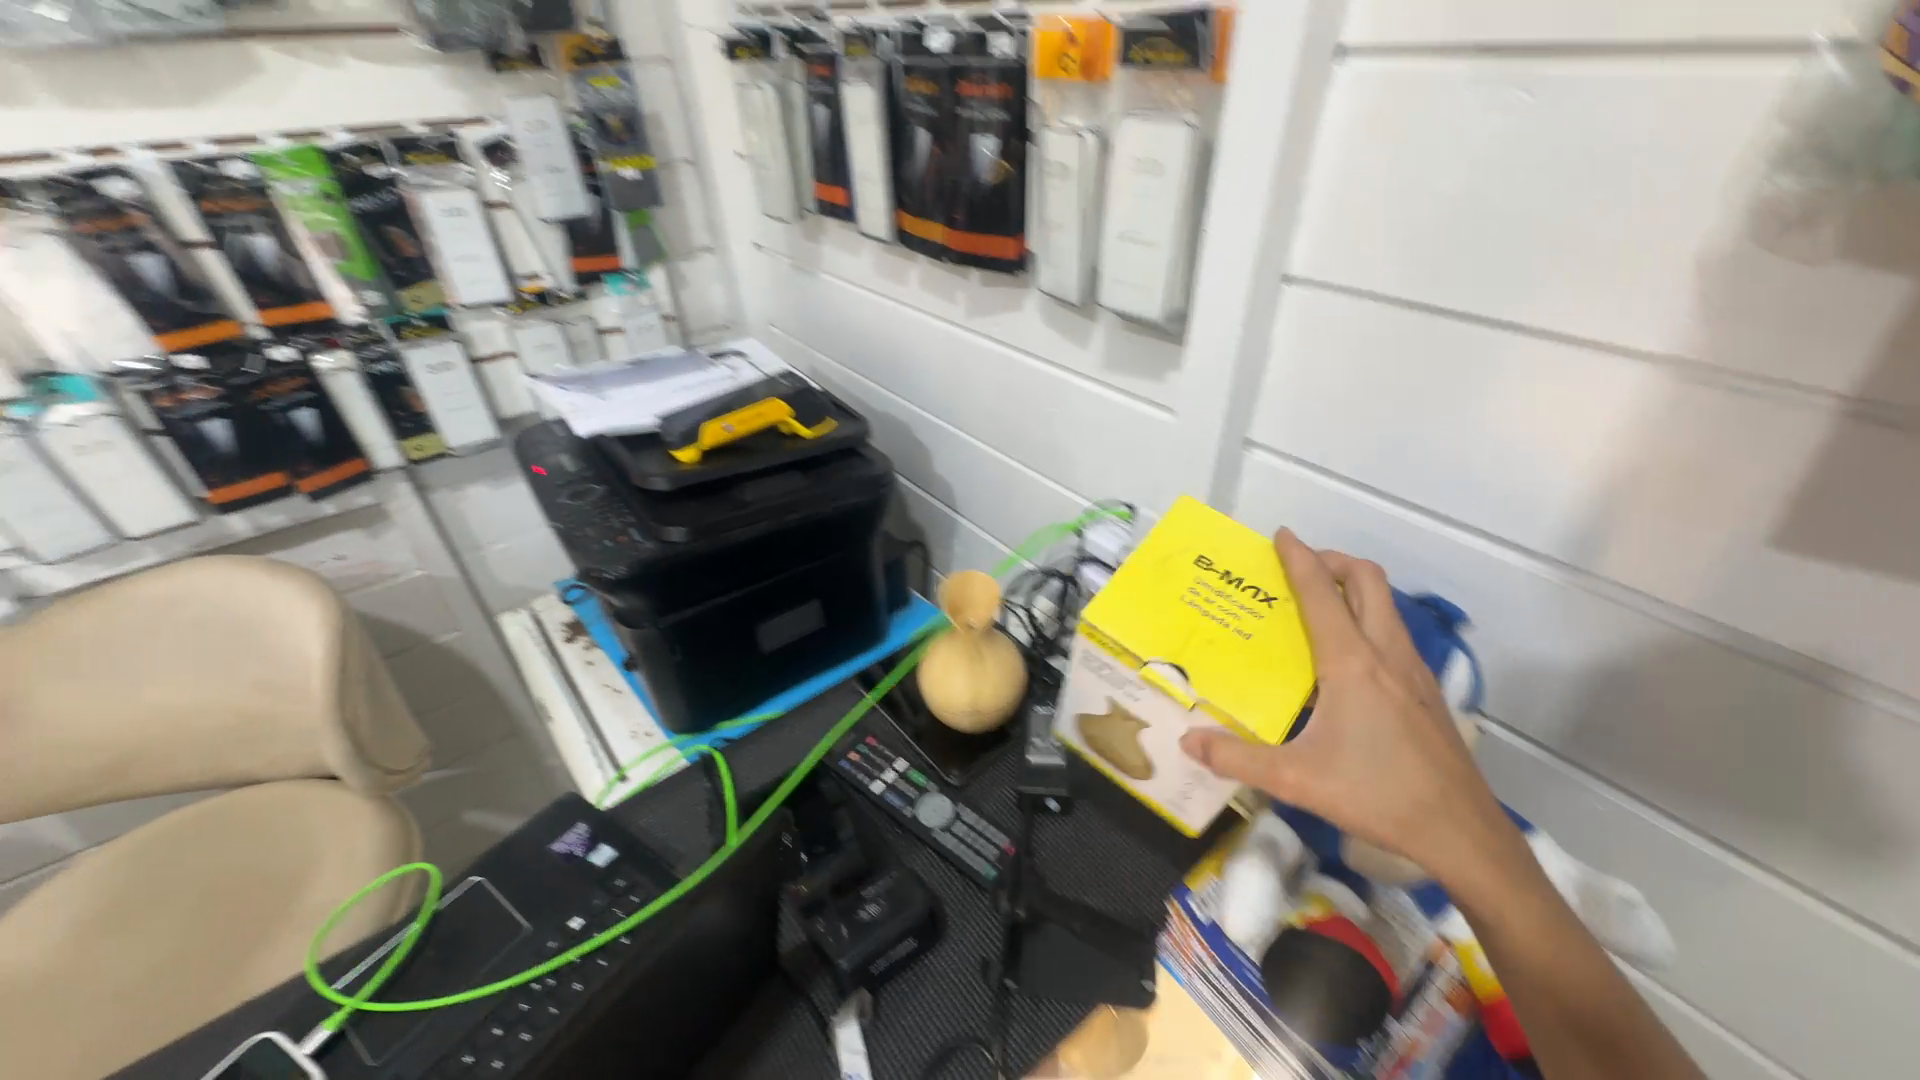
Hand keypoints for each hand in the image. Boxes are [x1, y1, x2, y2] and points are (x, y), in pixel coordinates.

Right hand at [1180, 529, 1518, 886]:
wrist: (1460, 830)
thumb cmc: (1375, 795)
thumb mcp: (1295, 779)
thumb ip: (1236, 758)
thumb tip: (1187, 740)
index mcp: (1351, 663)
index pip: (1322, 592)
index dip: (1299, 558)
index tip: (1281, 535)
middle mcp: (1386, 653)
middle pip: (1367, 580)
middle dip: (1333, 561)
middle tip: (1301, 568)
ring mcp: (1414, 670)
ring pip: (1387, 604)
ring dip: (1354, 588)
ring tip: (1319, 605)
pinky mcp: (1427, 691)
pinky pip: (1395, 633)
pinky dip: (1369, 619)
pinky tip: (1348, 659)